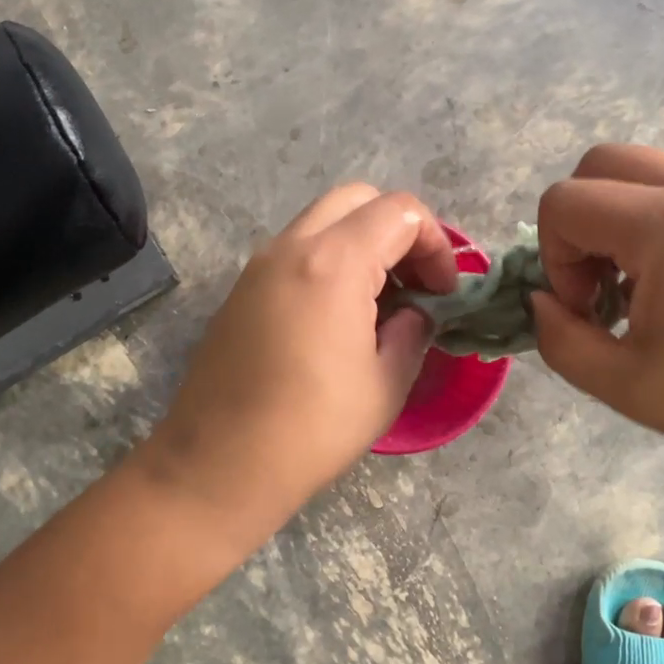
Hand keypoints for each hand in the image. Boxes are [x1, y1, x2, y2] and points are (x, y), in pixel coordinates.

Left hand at [141, 185, 457, 541]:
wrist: (219, 462)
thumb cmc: (312, 428)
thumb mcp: (385, 383)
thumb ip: (412, 331)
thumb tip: (415, 312)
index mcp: (333, 262)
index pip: (400, 212)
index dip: (437, 244)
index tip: (444, 293)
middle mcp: (290, 247)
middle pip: (356, 200)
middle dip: (397, 230)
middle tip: (414, 284)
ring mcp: (257, 266)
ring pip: (320, 222)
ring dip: (359, 244)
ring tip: (378, 304)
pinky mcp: (239, 291)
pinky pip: (293, 252)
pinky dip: (325, 262)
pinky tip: (335, 319)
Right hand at [532, 145, 663, 482]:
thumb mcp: (627, 386)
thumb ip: (560, 339)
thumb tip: (542, 302)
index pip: (566, 201)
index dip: (553, 256)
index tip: (585, 311)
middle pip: (605, 163)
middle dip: (581, 222)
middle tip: (603, 287)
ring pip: (655, 174)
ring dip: (626, 223)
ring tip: (652, 294)